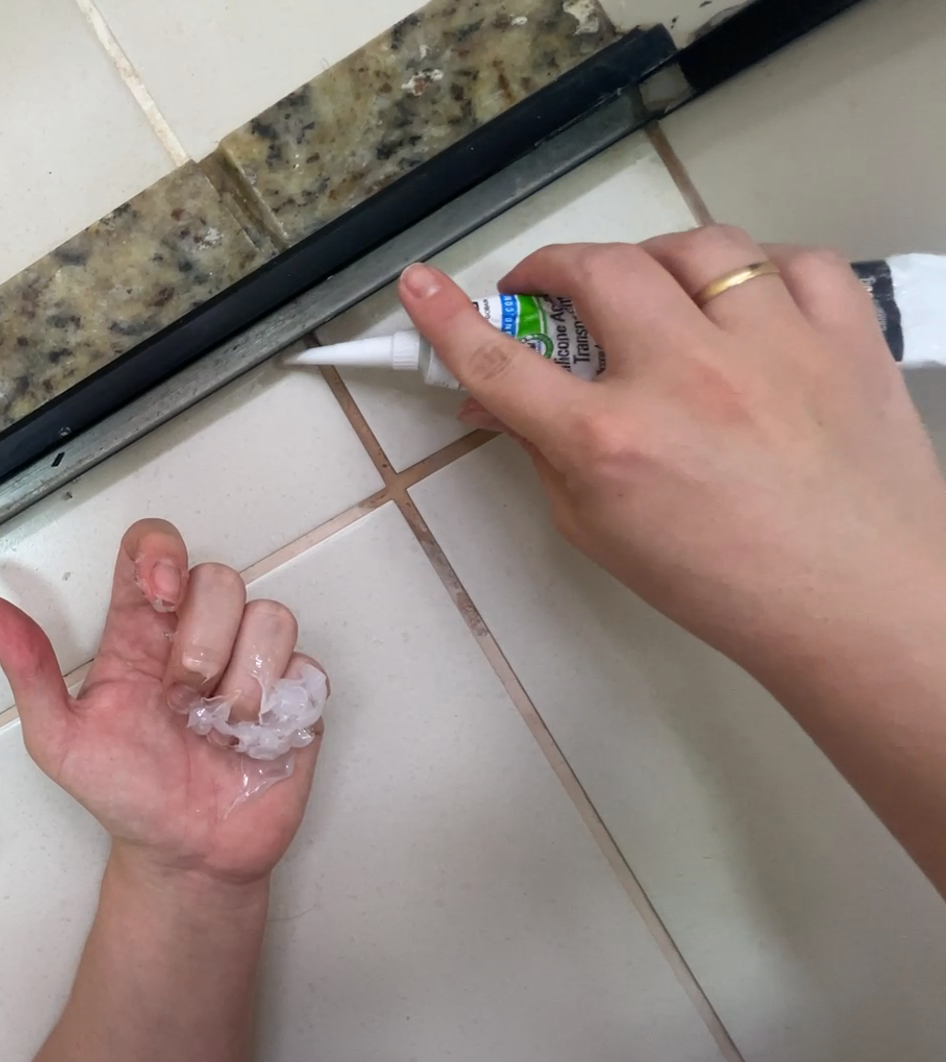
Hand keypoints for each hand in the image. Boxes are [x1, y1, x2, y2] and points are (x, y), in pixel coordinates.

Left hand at [0, 519, 324, 887]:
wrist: (187, 855)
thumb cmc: (123, 792)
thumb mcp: (59, 737)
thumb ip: (28, 670)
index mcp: (137, 632)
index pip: (152, 548)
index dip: (161, 552)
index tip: (159, 597)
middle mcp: (194, 633)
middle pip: (217, 578)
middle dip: (200, 642)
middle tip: (181, 698)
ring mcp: (246, 661)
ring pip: (267, 613)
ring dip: (240, 681)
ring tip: (218, 726)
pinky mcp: (292, 693)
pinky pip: (304, 663)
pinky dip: (277, 703)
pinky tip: (252, 738)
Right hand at [398, 226, 945, 674]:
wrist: (852, 602)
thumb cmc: (707, 574)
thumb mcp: (587, 520)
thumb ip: (537, 447)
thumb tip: (494, 402)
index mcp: (607, 440)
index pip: (499, 363)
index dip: (446, 318)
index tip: (420, 284)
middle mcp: (686, 381)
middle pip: (599, 273)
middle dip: (549, 267)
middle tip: (536, 288)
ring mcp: (775, 351)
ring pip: (696, 247)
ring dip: (643, 258)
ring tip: (634, 287)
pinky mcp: (847, 342)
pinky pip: (794, 261)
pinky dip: (747, 265)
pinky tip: (727, 296)